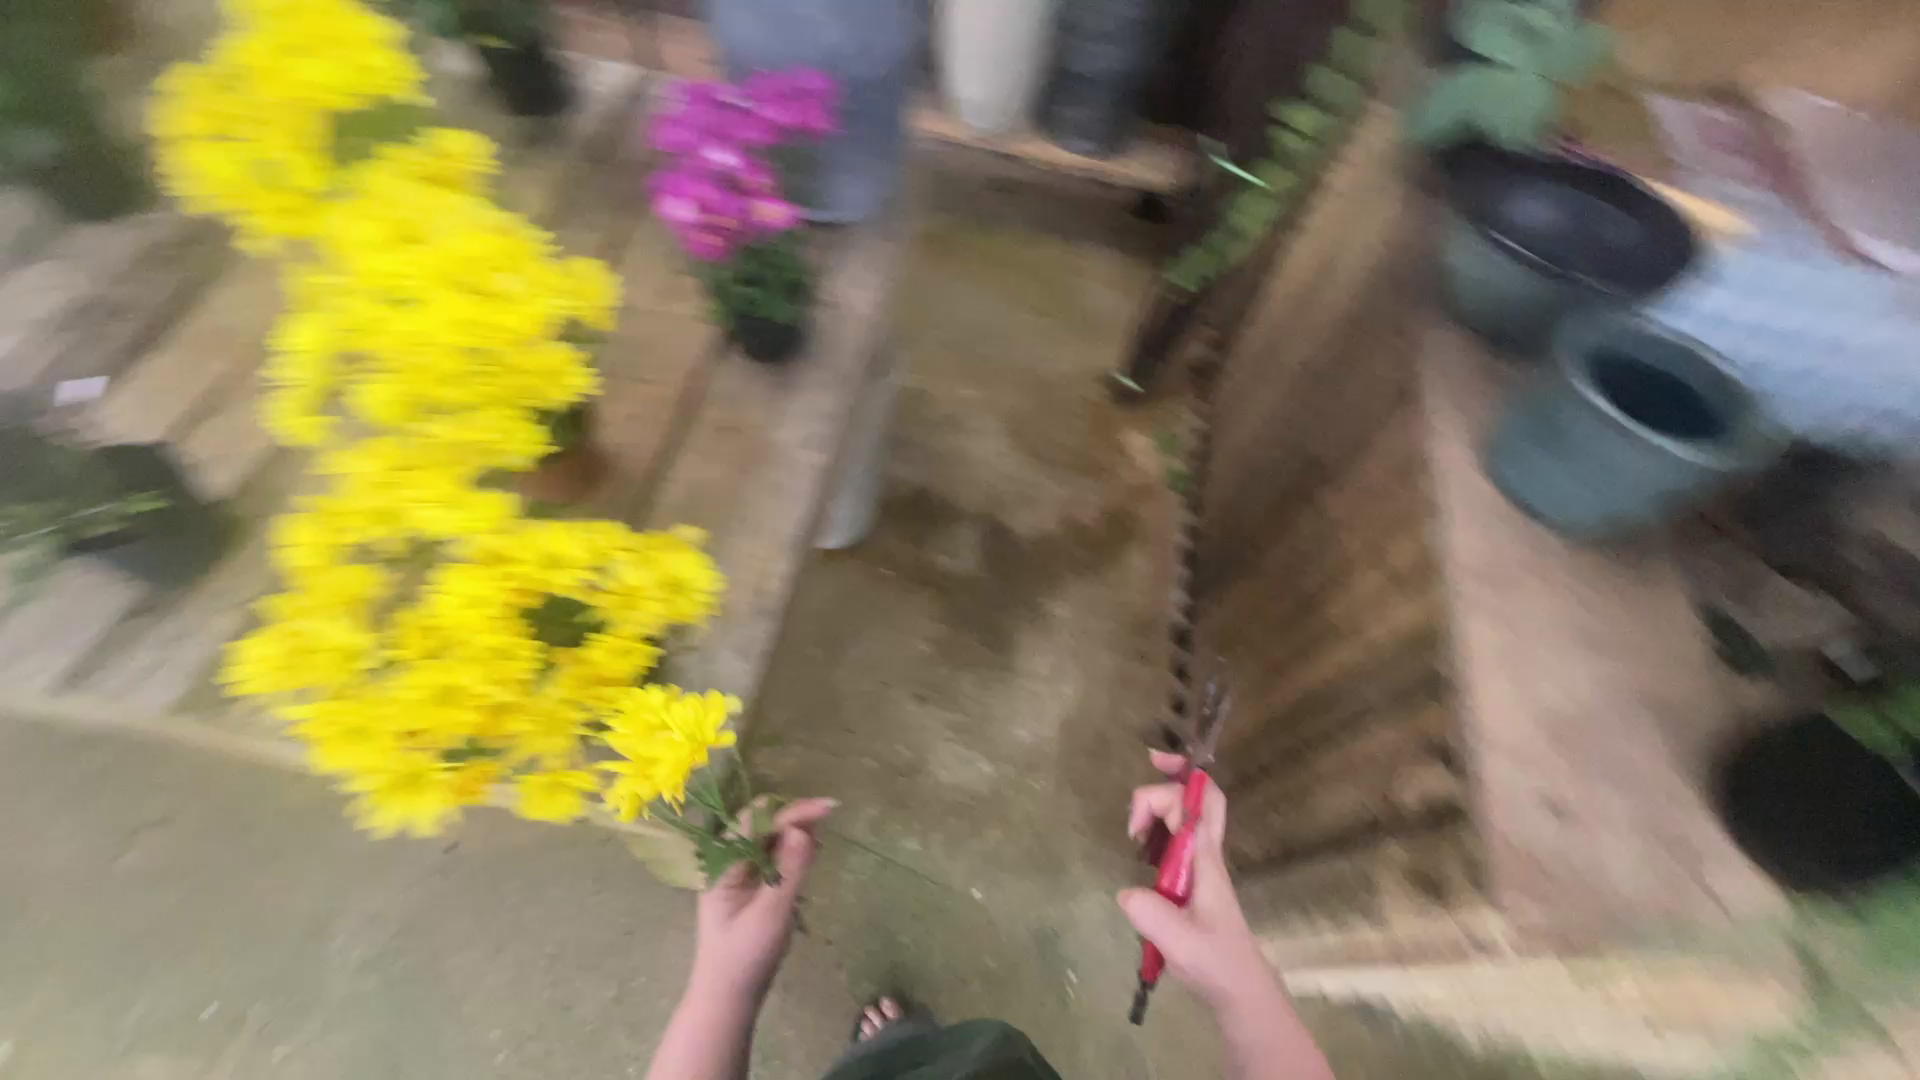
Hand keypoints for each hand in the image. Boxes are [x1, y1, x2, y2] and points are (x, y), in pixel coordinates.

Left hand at [688, 796, 836, 1006]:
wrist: (728, 999)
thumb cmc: (745, 958)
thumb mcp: (770, 914)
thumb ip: (788, 870)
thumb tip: (803, 829)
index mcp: (722, 863)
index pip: (757, 820)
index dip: (793, 810)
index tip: (828, 808)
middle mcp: (727, 859)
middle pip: (762, 820)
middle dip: (795, 813)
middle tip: (830, 814)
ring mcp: (738, 870)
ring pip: (769, 833)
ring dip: (796, 826)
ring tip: (823, 829)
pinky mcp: (751, 882)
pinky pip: (773, 851)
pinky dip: (793, 845)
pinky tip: (811, 850)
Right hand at [1118, 751, 1283, 1010]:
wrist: (1241, 992)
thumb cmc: (1216, 963)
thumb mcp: (1179, 941)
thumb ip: (1149, 912)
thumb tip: (1126, 891)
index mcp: (1205, 859)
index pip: (1199, 801)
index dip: (1180, 776)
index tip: (1151, 768)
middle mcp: (1204, 853)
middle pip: (1190, 799)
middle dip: (1159, 788)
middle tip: (1132, 820)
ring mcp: (1199, 865)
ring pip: (1182, 816)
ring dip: (1154, 812)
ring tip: (1133, 836)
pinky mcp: (1190, 879)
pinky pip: (1174, 838)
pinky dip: (1154, 832)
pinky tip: (1139, 854)